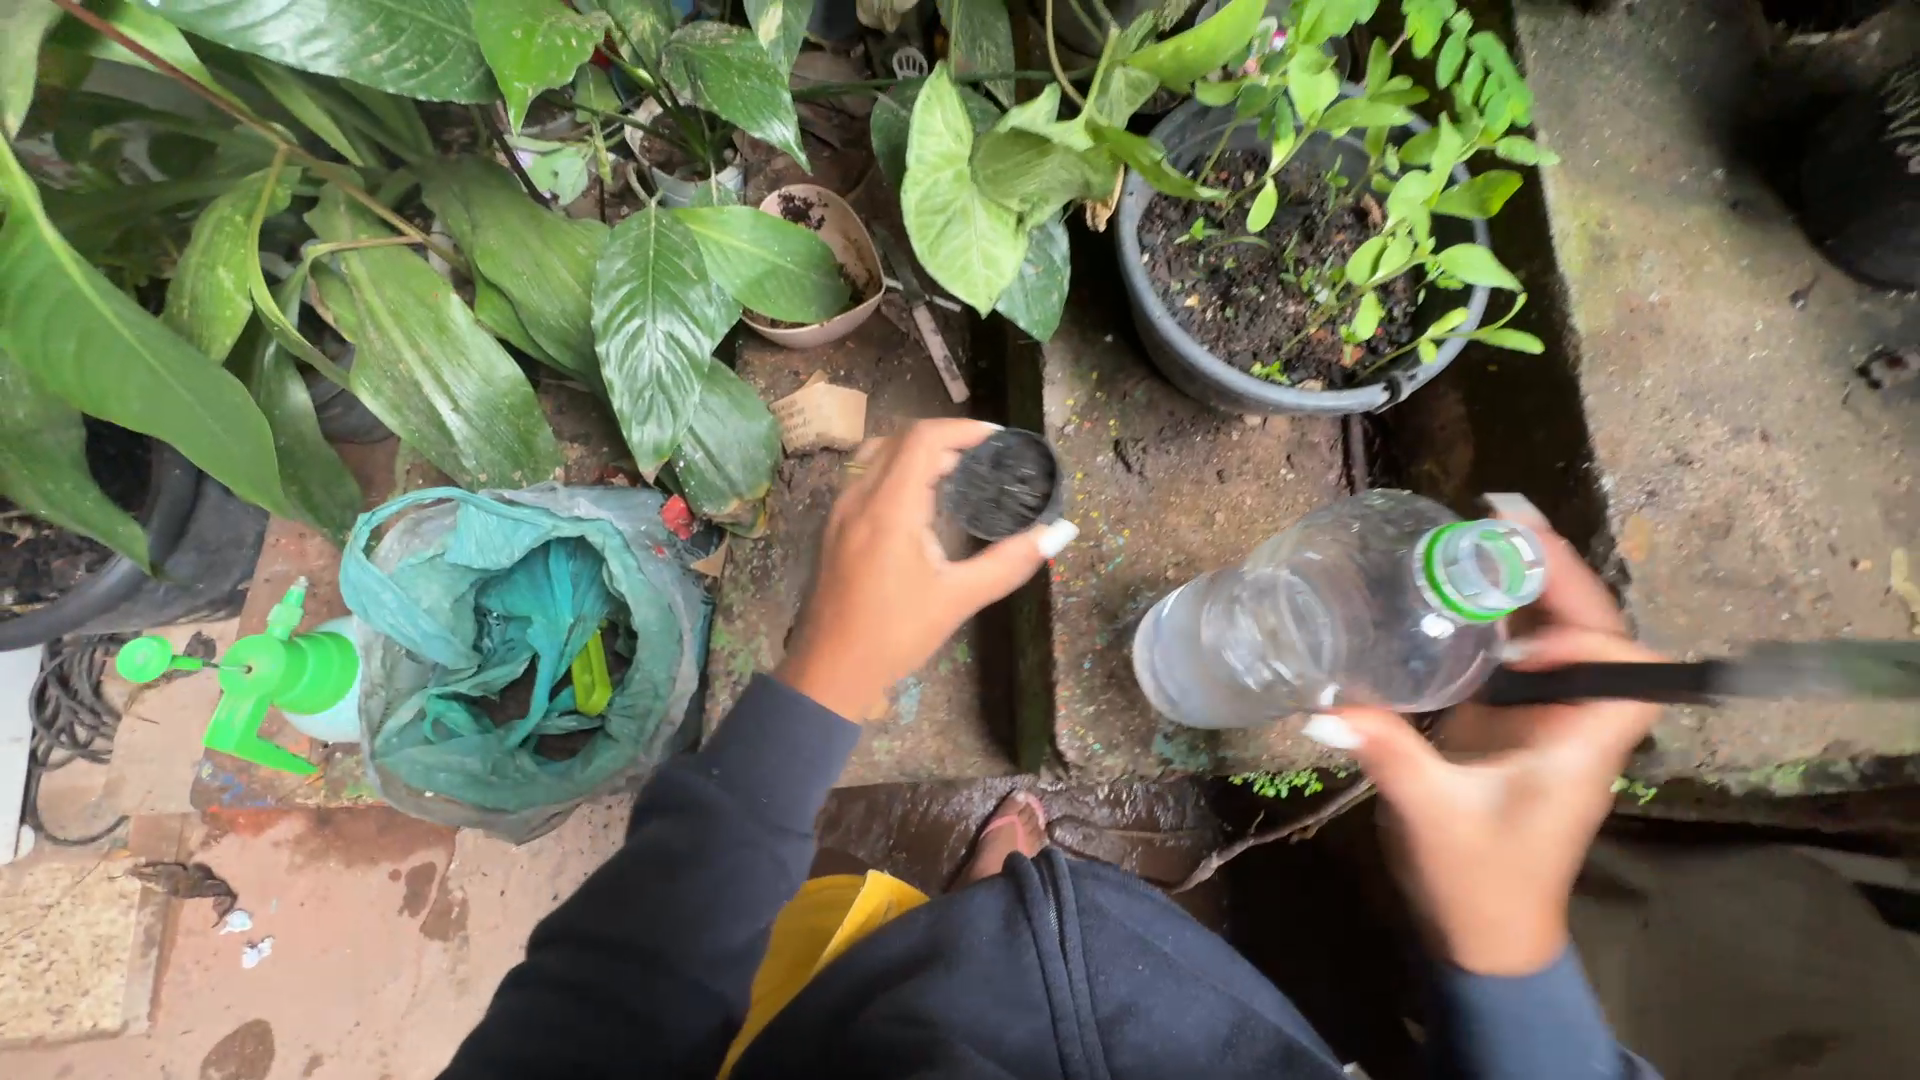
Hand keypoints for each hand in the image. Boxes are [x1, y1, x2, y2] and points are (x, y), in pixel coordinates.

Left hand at [774, 420, 1078, 720]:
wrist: (829, 671)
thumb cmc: (895, 636)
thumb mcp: (958, 599)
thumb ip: (1009, 562)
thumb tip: (1058, 534)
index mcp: (889, 508)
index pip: (924, 439)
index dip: (964, 430)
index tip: (998, 440)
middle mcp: (858, 498)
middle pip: (900, 438)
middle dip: (945, 439)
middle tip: (984, 459)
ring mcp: (839, 511)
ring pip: (876, 453)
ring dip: (916, 451)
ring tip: (955, 472)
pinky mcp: (833, 527)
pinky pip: (864, 476)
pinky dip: (895, 469)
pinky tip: (919, 500)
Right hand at [1304, 498, 1660, 975]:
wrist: (1481, 930)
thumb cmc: (1478, 879)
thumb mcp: (1431, 812)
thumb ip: (1385, 753)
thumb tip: (1321, 704)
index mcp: (1580, 743)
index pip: (1625, 667)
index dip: (1581, 626)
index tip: (1515, 601)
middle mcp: (1568, 721)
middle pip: (1587, 632)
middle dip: (1548, 572)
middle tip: (1491, 516)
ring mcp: (1534, 720)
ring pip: (1546, 638)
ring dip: (1516, 586)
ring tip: (1465, 537)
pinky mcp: (1498, 723)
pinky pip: (1504, 657)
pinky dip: (1483, 618)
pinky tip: (1441, 594)